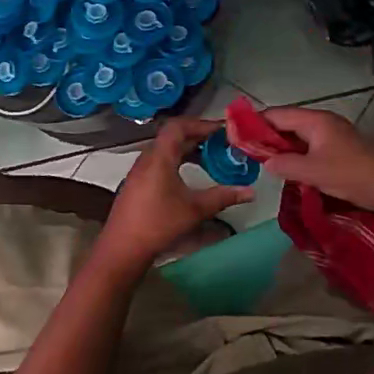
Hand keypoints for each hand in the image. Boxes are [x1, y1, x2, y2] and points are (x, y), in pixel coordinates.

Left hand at [99, 118, 252, 266]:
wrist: (122, 249)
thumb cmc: (159, 224)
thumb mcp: (196, 209)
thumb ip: (224, 197)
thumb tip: (251, 192)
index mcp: (160, 157)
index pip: (179, 126)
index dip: (201, 124)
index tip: (222, 131)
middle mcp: (147, 158)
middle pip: (174, 136)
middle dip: (199, 136)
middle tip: (222, 143)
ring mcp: (140, 171)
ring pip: (167, 149)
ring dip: (189, 149)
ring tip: (211, 158)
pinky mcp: (138, 183)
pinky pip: (160, 161)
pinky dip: (178, 160)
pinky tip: (191, 175)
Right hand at [257, 106, 373, 214]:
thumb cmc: (348, 174)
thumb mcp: (311, 171)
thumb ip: (284, 164)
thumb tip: (267, 162)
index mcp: (315, 120)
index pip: (278, 114)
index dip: (256, 122)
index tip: (237, 133)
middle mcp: (323, 121)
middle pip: (288, 122)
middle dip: (267, 134)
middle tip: (247, 149)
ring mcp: (332, 133)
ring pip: (298, 134)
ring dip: (281, 145)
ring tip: (262, 159)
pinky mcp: (338, 146)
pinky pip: (309, 144)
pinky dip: (295, 151)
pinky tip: (287, 165)